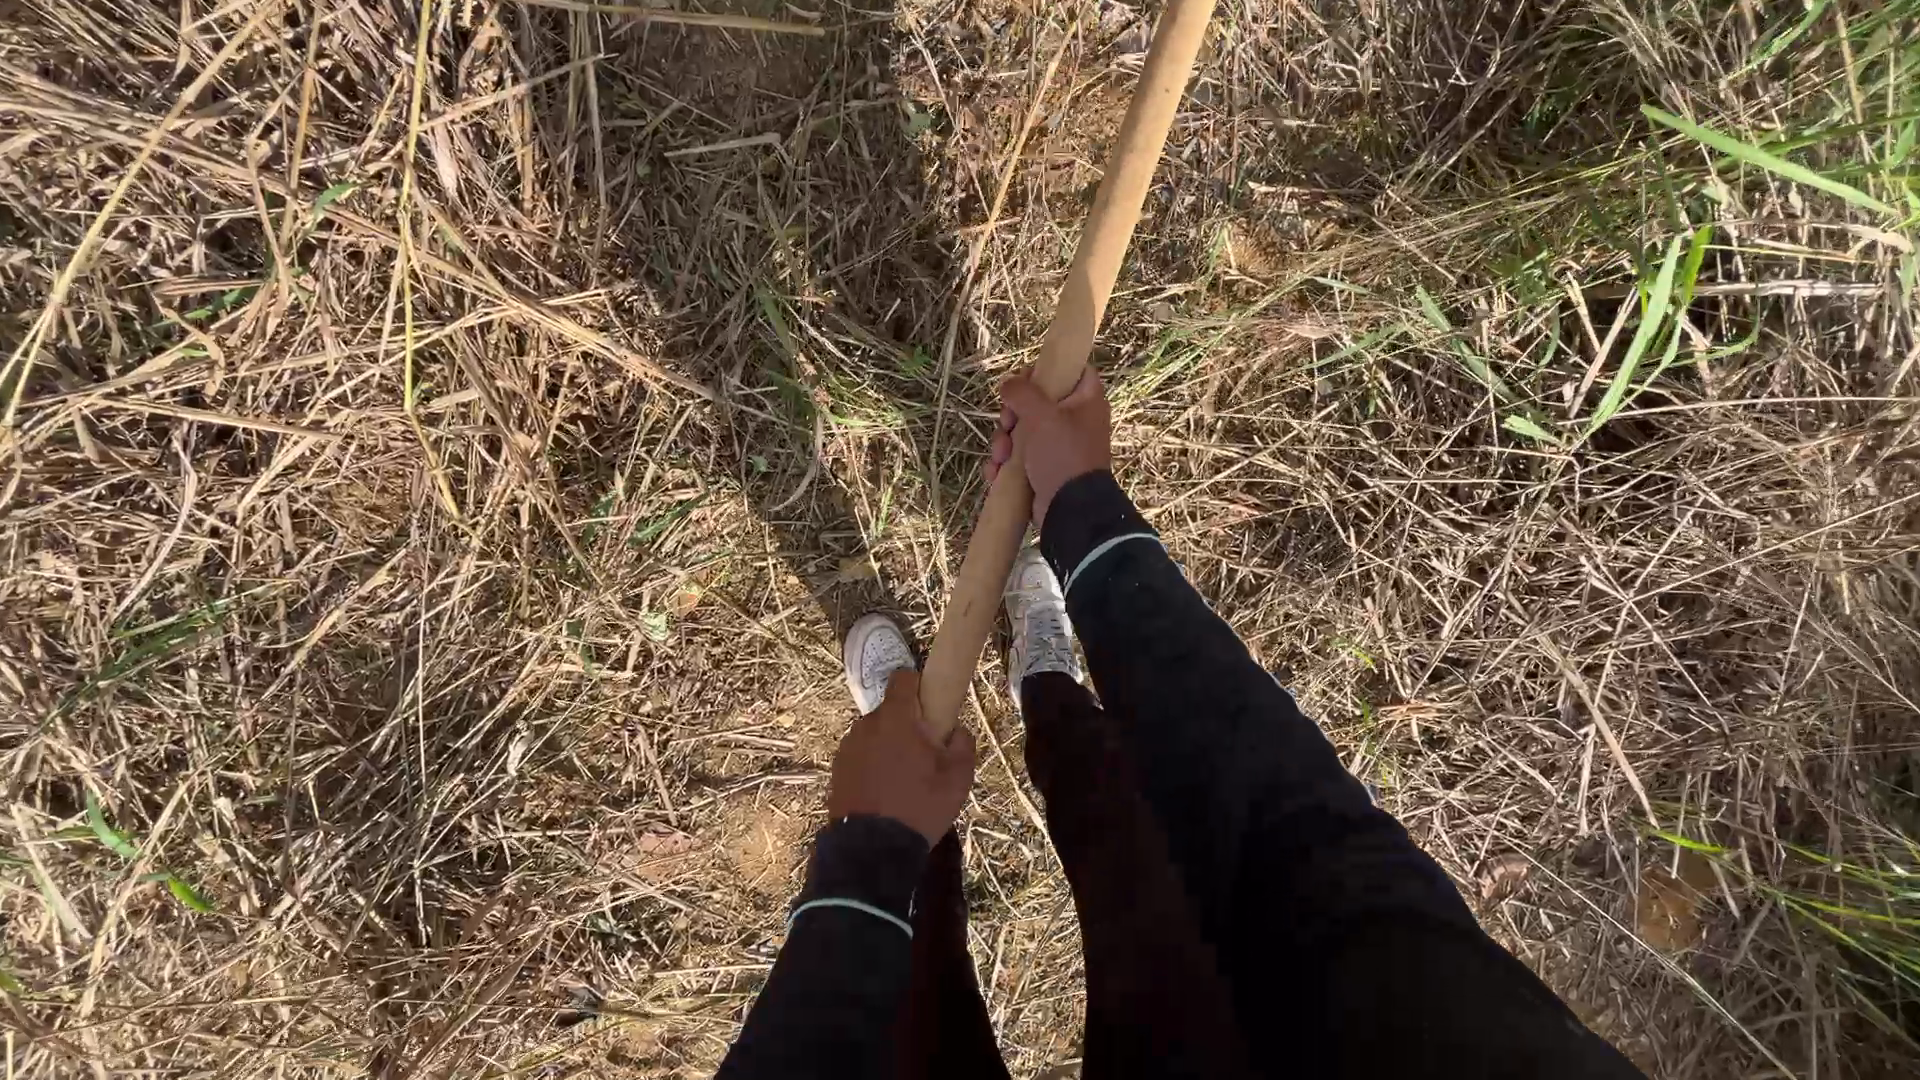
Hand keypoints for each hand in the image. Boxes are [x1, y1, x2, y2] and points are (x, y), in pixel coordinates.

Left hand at [826, 669, 975, 845]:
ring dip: (888, 745)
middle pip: (891, 710)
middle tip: (923, 754)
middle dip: (907, 724)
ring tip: (903, 779)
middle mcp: (867, 724)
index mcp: (896, 719)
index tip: (931, 707)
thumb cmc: (919, 808)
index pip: (903, 678)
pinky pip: (861, 753)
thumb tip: (956, 730)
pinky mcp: (837, 768)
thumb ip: (963, 745)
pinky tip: (884, 791)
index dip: (919, 685)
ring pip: (875, 733)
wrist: (871, 852)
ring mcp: (848, 746)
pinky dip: (873, 763)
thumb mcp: (958, 779)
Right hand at [985, 368, 1111, 529]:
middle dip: (1012, 414)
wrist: (1070, 510)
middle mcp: (1074, 420)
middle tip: (1007, 423)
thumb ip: (1023, 393)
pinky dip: (1006, 463)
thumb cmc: (1063, 455)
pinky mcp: (1043, 469)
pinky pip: (1019, 457)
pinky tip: (997, 472)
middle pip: (1036, 401)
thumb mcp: (1042, 416)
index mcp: (1086, 400)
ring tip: (1001, 457)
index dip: (1046, 370)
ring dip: (1004, 442)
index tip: (1024, 379)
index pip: (1071, 369)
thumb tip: (1008, 383)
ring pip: (1022, 431)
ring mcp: (1058, 446)